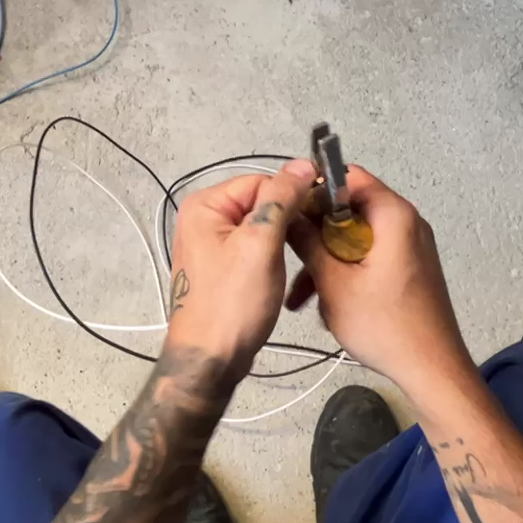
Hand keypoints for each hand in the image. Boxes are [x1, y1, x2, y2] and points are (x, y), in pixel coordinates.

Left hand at [164, 160, 317, 371]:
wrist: (210, 360)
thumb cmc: (233, 302)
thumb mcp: (260, 245)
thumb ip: (281, 200)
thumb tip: (303, 163)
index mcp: (204, 205)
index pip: (260, 181)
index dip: (291, 196)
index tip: (320, 216)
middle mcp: (202, 218)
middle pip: (259, 201)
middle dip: (286, 219)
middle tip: (308, 243)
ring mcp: (209, 243)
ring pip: (259, 225)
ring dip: (281, 239)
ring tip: (293, 261)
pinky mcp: (220, 265)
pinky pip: (252, 246)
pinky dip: (271, 255)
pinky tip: (280, 273)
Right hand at [285, 166, 473, 391]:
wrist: (433, 371)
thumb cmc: (383, 323)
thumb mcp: (334, 282)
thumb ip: (307, 241)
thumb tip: (285, 211)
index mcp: (393, 214)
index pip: (347, 176)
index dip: (313, 189)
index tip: (286, 212)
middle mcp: (405, 221)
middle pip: (347, 208)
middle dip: (314, 232)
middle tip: (286, 256)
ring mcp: (408, 245)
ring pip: (354, 237)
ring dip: (324, 259)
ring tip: (298, 297)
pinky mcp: (407, 267)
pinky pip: (367, 255)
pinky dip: (344, 271)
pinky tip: (323, 303)